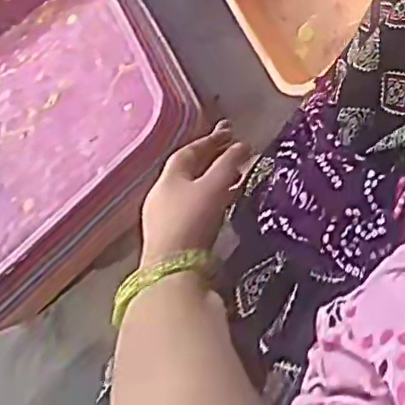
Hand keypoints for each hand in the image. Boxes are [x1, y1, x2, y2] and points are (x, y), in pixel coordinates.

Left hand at [140, 121, 250, 264]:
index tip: (231, 132)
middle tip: (236, 152)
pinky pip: (194, 207)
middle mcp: (161, 195)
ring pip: (193, 190)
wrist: (173, 272)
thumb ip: (230, 161)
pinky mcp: (171, 237)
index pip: (189, 151)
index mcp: (168, 178)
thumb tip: (243, 144)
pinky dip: (212, 198)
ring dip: (215, 180)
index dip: (210, 140)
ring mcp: (163, 218)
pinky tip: (227, 201)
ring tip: (238, 176)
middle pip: (189, 170)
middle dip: (214, 159)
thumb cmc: (193, 219)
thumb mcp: (216, 184)